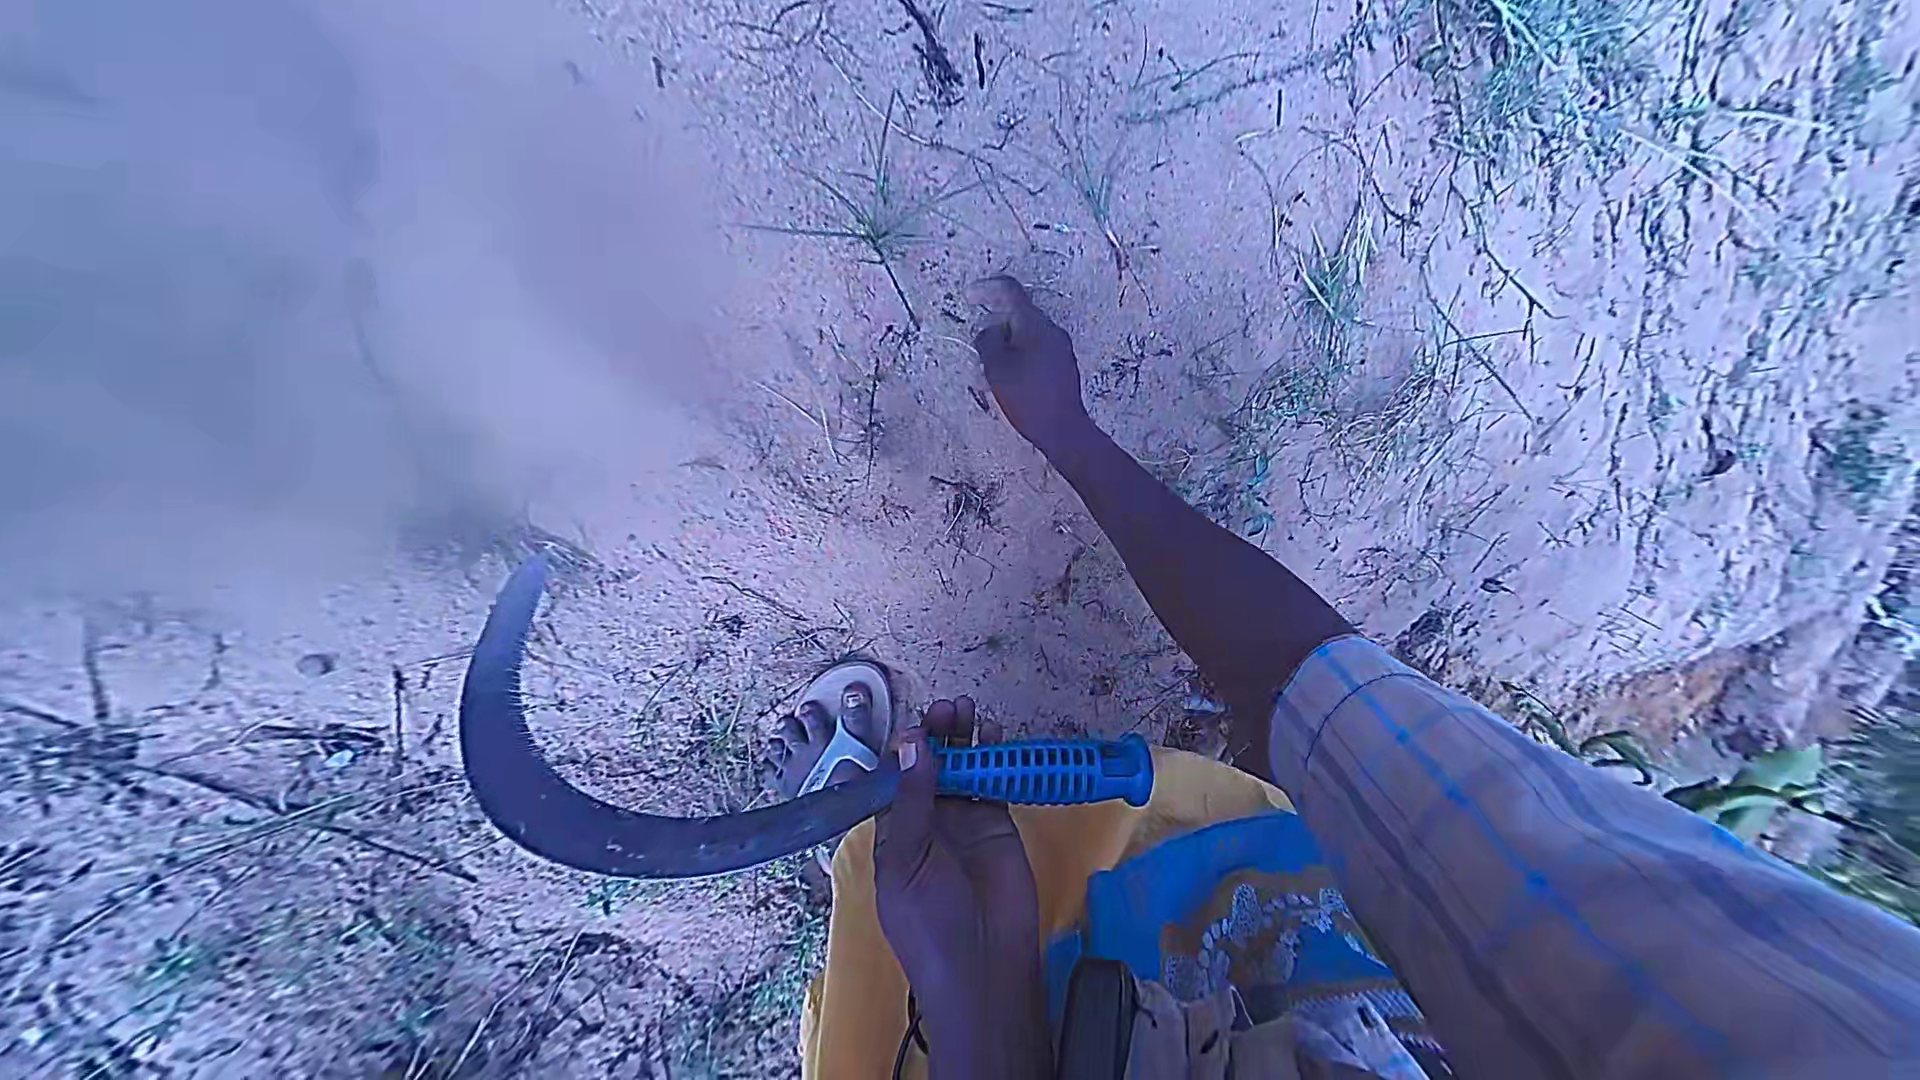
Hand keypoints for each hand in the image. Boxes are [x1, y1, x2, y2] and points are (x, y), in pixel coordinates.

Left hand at [874, 697, 1051, 1079]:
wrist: (986, 967)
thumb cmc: (931, 923)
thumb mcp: (907, 862)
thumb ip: (912, 800)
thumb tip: (912, 743)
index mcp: (896, 830)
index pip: (895, 778)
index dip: (904, 750)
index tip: (916, 726)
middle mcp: (928, 818)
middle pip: (930, 765)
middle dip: (936, 735)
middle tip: (946, 710)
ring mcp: (963, 818)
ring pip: (961, 766)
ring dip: (962, 738)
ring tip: (965, 711)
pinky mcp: (995, 820)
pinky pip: (991, 781)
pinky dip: (992, 756)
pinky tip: (991, 734)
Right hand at [968, 276, 1091, 451]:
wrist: (1062, 429)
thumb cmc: (1029, 399)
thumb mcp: (997, 368)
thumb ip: (988, 341)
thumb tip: (988, 331)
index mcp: (1035, 324)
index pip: (1010, 290)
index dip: (986, 288)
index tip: (970, 295)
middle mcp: (1051, 331)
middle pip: (1018, 315)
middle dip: (995, 329)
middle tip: (982, 353)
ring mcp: (1060, 348)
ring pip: (1026, 335)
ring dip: (1006, 347)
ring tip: (993, 374)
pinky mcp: (1062, 366)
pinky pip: (1036, 351)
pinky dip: (1019, 358)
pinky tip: (1011, 383)